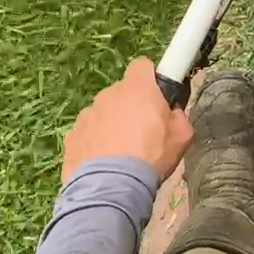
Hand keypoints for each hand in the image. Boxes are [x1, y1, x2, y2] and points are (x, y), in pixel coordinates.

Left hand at [60, 58, 193, 182]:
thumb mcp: (182, 136)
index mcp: (138, 88)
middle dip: (130, 106)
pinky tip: (104, 163)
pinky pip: (87, 132)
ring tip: (121, 153)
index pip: (142, 65)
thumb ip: (178, 116)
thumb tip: (171, 113)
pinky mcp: (71, 136)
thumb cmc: (152, 156)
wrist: (111, 188)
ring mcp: (87, 115)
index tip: (156, 97)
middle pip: (121, 92)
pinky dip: (95, 142)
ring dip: (111, 124)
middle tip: (142, 131)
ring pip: (103, 112)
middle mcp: (109, 94)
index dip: (150, 79)